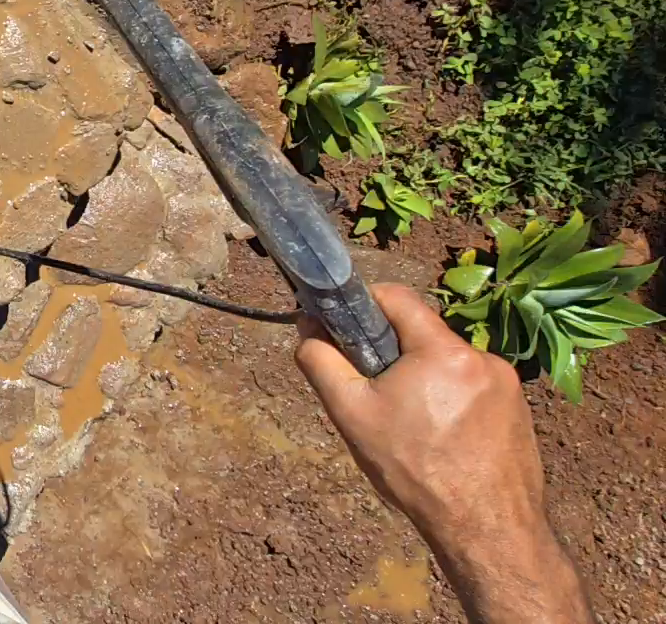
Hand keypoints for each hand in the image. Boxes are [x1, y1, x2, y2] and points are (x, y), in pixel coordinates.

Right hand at [297, 284, 589, 622]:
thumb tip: (308, 326)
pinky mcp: (519, 410)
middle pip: (418, 330)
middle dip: (386, 347)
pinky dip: (441, 392)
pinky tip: (430, 429)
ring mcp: (509, 386)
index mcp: (445, 352)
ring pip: (441, 358)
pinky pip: (466, 381)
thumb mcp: (347, 408)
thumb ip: (318, 357)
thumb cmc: (412, 465)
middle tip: (367, 384)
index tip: (339, 327)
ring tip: (400, 415)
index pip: (395, 296)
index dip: (360, 303)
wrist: (487, 531)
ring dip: (415, 372)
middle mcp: (484, 360)